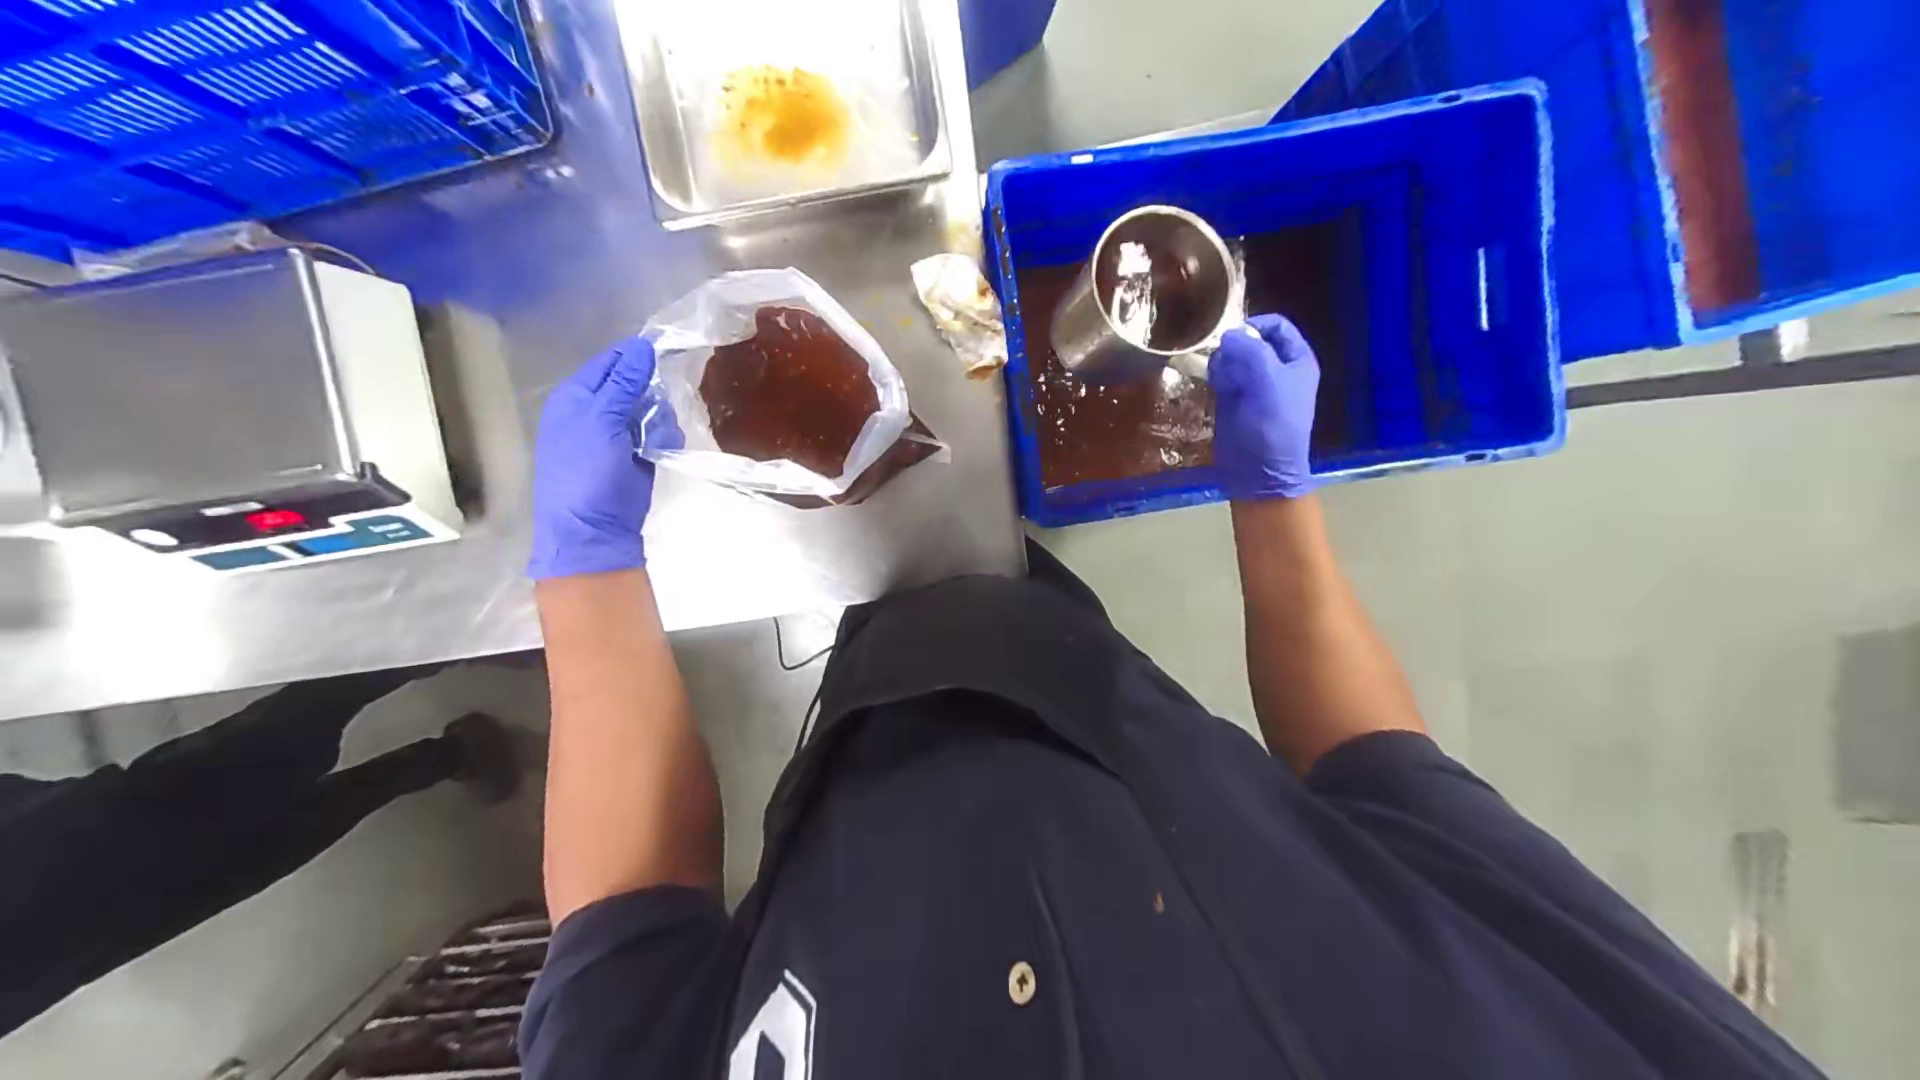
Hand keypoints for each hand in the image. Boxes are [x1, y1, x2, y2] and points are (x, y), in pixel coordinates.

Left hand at [528, 336, 660, 579]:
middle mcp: (596, 412)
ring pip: (651, 411)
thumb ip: (623, 383)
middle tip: (656, 411)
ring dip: (660, 421)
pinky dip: (664, 439)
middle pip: (636, 386)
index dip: (637, 357)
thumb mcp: (602, 421)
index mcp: (577, 397)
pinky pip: (658, 435)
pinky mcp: (637, 455)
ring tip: (656, 439)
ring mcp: (617, 435)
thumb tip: (642, 346)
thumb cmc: (587, 471)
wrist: (593, 529)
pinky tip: (660, 450)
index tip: (668, 353)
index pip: (610, 362)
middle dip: (652, 396)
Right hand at [1208, 313, 1319, 500]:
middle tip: (1224, 362)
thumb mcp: (1268, 381)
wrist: (1259, 470)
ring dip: (1223, 363)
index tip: (1233, 337)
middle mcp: (1276, 369)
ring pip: (1233, 358)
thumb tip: (1228, 334)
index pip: (1277, 326)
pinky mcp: (1233, 400)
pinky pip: (1223, 376)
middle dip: (1234, 347)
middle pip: (1251, 341)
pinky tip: (1214, 387)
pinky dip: (1216, 376)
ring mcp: (1253, 385)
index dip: (1255, 326)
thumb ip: (1250, 351)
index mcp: (1297, 361)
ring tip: (1220, 378)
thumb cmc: (1273, 425)